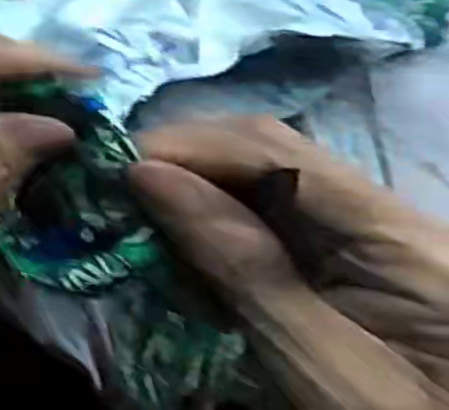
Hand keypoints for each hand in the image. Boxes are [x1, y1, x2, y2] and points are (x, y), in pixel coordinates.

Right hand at [130, 117, 448, 408]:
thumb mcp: (322, 366)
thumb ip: (241, 266)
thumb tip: (143, 172)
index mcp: (404, 240)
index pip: (268, 149)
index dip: (177, 146)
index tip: (109, 176)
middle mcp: (396, 219)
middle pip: (264, 147)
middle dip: (178, 157)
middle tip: (118, 191)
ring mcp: (381, 238)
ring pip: (263, 170)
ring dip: (192, 182)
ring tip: (145, 215)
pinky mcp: (364, 259)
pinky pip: (276, 205)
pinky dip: (218, 210)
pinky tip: (190, 238)